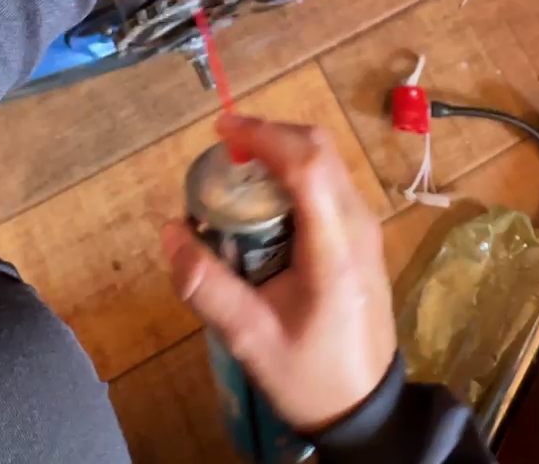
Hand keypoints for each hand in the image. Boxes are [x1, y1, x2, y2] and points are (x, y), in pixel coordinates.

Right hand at [160, 114, 395, 431]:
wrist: (367, 407)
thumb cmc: (310, 374)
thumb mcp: (251, 339)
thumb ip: (208, 286)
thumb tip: (171, 232)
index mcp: (334, 247)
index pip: (308, 165)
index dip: (265, 136)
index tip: (223, 130)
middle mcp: (357, 223)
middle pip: (320, 149)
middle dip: (270, 133)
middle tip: (225, 144)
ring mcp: (365, 224)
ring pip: (327, 158)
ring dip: (283, 147)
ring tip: (240, 161)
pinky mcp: (363, 231)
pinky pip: (330, 177)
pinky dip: (296, 166)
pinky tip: (267, 188)